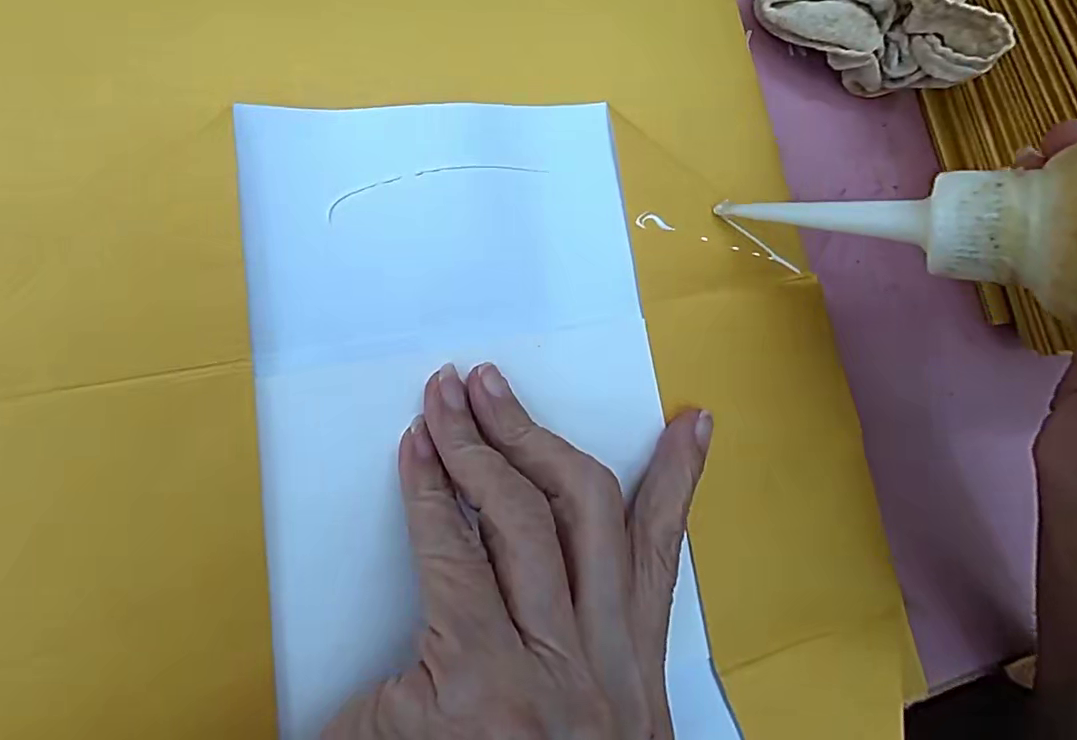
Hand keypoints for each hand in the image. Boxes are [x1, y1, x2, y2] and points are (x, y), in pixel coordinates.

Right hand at [321, 363, 711, 739]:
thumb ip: (384, 663)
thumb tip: (414, 570)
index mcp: (485, 688)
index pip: (450, 546)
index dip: (426, 482)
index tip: (417, 436)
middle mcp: (562, 663)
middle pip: (516, 512)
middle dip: (475, 440)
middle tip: (450, 390)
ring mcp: (618, 654)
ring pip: (588, 507)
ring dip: (540, 436)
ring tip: (505, 388)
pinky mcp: (649, 654)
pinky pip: (663, 551)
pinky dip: (678, 482)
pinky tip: (692, 427)